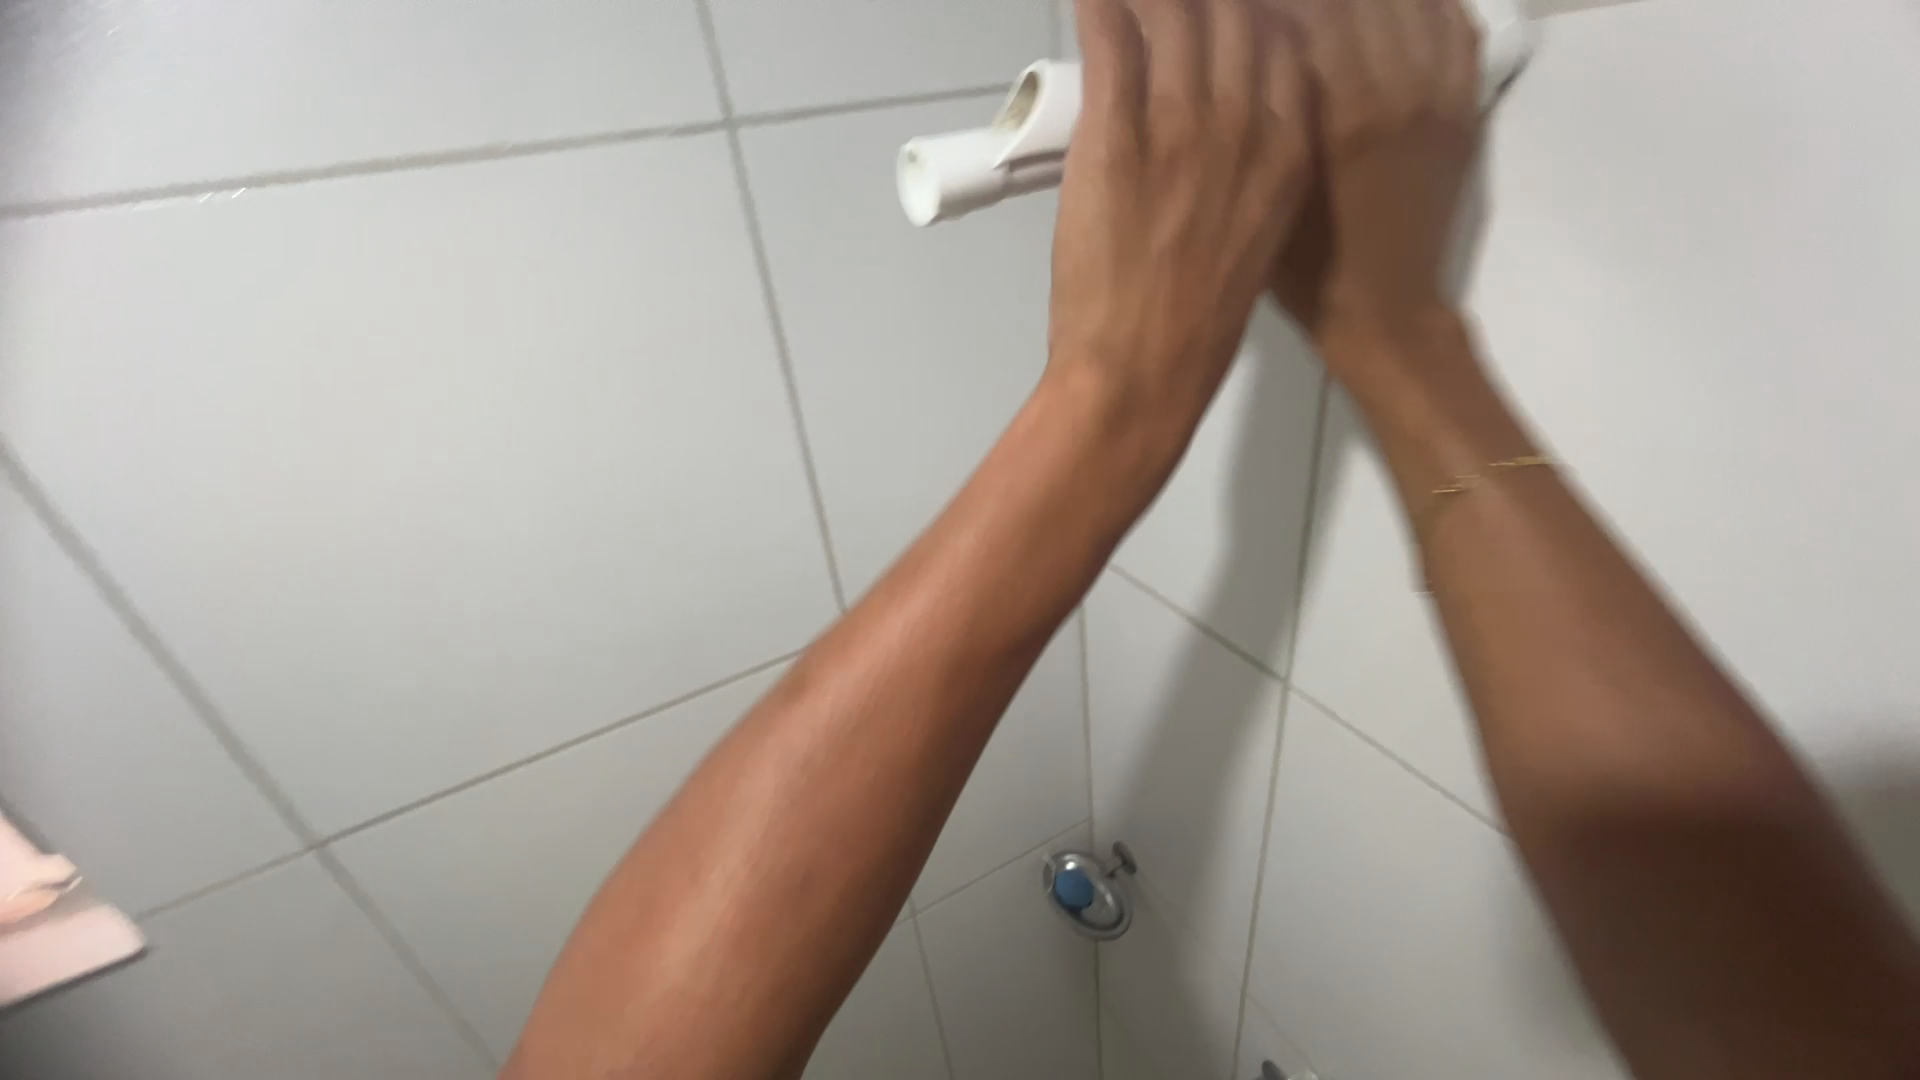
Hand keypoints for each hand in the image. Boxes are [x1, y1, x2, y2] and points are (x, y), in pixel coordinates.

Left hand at [1048, 0, 1312, 425]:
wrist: (1142, 371)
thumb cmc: (1196, 324)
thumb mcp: (1253, 239)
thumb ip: (1248, 174)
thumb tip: (1215, 129)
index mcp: (1290, 148)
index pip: (1282, 37)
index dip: (1248, 14)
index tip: (1216, 14)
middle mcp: (1247, 120)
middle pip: (1233, 11)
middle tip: (1168, 6)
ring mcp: (1180, 125)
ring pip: (1173, 11)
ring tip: (1130, 3)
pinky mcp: (1116, 139)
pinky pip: (1111, 41)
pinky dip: (1098, 8)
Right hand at [1271, 0, 1482, 350]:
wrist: (1385, 312)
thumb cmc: (1309, 270)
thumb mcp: (1272, 194)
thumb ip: (1271, 117)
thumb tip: (1265, 50)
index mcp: (1345, 114)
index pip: (1313, 16)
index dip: (1281, 9)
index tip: (1256, 17)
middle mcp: (1401, 86)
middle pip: (1363, 0)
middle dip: (1321, 5)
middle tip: (1295, 19)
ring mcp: (1441, 94)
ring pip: (1413, 3)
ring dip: (1369, 2)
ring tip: (1340, 15)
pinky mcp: (1465, 108)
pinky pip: (1457, 26)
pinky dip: (1425, 7)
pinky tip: (1396, 14)